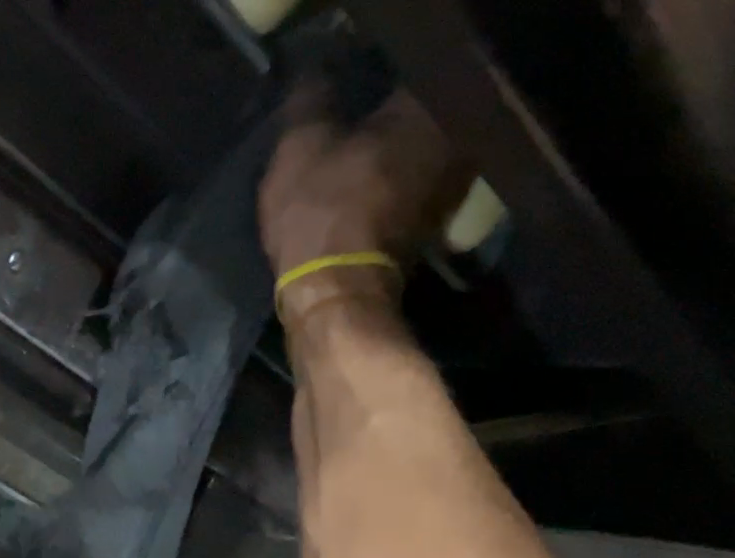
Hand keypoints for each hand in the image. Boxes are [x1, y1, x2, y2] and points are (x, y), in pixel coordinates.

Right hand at [260, 88, 471, 324]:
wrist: (337, 287)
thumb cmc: (318, 211)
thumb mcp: (298, 150)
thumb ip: (310, 104)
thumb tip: (315, 75)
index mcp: (426, 109)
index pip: (407, 75)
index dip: (370, 89)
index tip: (343, 103)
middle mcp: (455, 138)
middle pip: (420, 114)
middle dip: (385, 123)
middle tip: (346, 131)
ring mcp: (452, 183)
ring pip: (419, 151)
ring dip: (390, 156)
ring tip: (353, 162)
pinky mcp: (436, 219)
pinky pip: (416, 185)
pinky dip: (392, 186)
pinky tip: (364, 194)